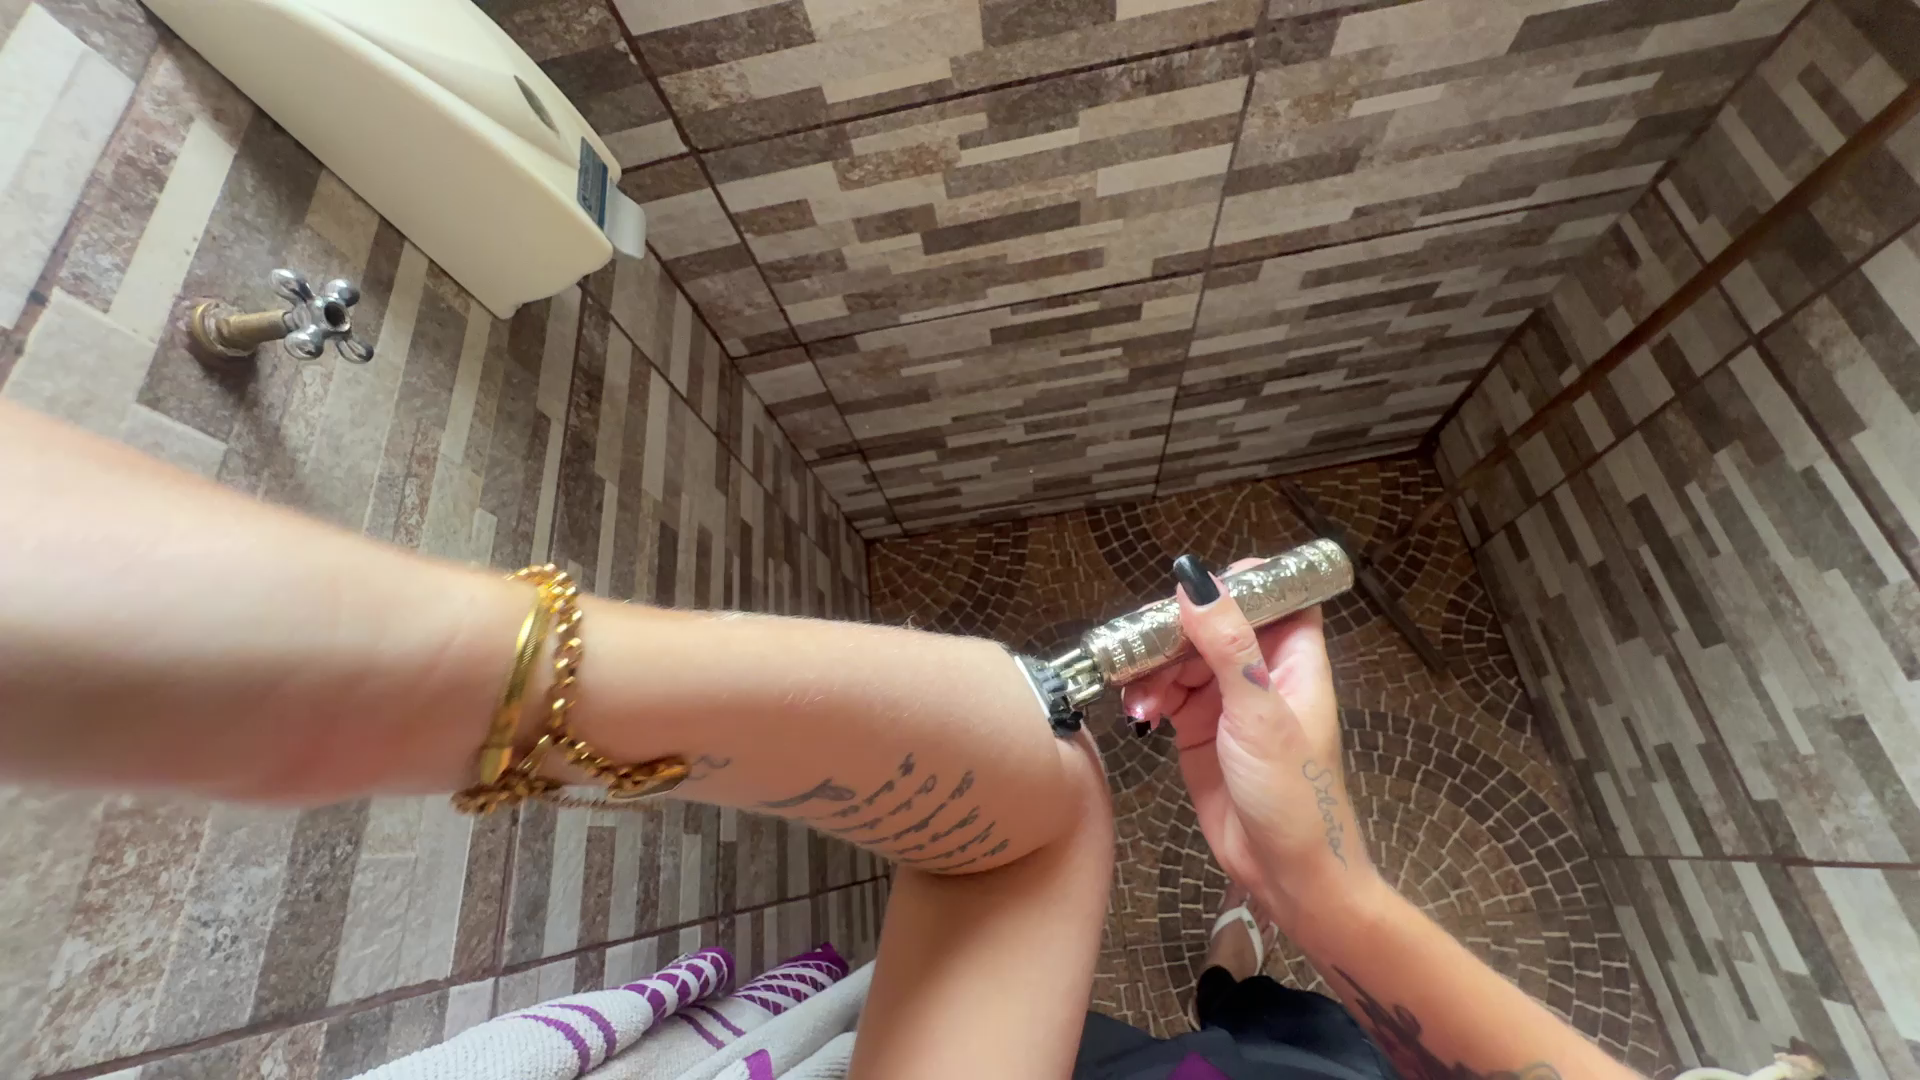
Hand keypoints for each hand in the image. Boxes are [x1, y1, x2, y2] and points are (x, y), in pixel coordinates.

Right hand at [1121, 556, 1375, 930]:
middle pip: (1212, 623)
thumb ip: (1226, 644)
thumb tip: (1192, 579)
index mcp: (1292, 658)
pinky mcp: (1197, 727)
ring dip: (1153, 669)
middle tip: (1142, 647)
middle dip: (1174, 631)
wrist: (1284, 875)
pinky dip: (1147, 696)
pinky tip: (1140, 714)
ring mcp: (1225, 700)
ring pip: (1181, 656)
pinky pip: (1165, 692)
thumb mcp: (1258, 712)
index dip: (1240, 582)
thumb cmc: (1292, 792)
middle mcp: (1259, 671)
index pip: (1274, 595)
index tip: (1193, 588)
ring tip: (1141, 700)